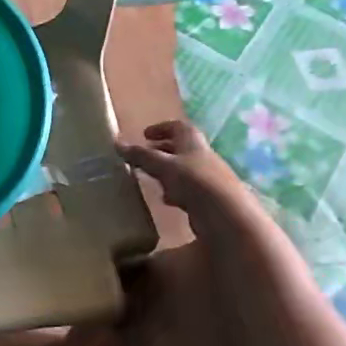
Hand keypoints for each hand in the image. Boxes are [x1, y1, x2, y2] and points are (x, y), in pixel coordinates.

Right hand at [117, 119, 241, 210]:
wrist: (229, 217)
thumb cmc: (195, 183)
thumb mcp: (163, 166)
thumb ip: (141, 156)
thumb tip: (116, 142)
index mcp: (193, 144)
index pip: (179, 128)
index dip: (162, 128)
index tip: (144, 134)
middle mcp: (204, 159)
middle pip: (182, 150)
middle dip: (162, 152)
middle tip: (143, 158)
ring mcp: (210, 180)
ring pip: (186, 171)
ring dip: (169, 173)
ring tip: (151, 181)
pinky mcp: (212, 201)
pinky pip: (190, 191)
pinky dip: (177, 192)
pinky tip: (168, 202)